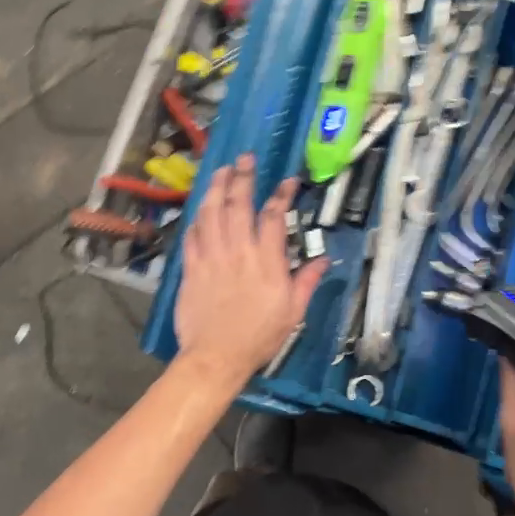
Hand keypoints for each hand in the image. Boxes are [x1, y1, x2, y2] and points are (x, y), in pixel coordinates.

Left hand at [175, 154, 327, 383]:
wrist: (216, 356)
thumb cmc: (259, 336)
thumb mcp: (293, 312)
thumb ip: (306, 282)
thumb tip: (323, 260)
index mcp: (266, 261)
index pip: (273, 216)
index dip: (281, 195)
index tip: (287, 181)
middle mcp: (237, 251)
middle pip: (238, 204)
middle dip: (242, 177)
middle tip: (244, 159)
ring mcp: (211, 257)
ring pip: (211, 213)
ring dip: (215, 188)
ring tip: (220, 171)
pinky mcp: (190, 268)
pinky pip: (192, 235)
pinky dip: (197, 218)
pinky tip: (200, 208)